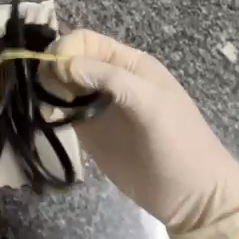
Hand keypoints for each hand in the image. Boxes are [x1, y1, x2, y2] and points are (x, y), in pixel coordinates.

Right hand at [41, 30, 238, 238]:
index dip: (67, 50)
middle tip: (48, 91)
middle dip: (52, 68)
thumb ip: (110, 78)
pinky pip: (61, 110)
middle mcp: (108, 78)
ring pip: (60, 83)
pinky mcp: (87, 130)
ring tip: (49, 106)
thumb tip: (62, 64)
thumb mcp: (151, 103)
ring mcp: (96, 104)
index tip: (57, 73)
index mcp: (128, 63)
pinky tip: (49, 118)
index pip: (85, 40)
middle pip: (68, 58)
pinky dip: (49, 109)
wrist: (192, 198)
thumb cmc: (179, 144)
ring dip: (47, 88)